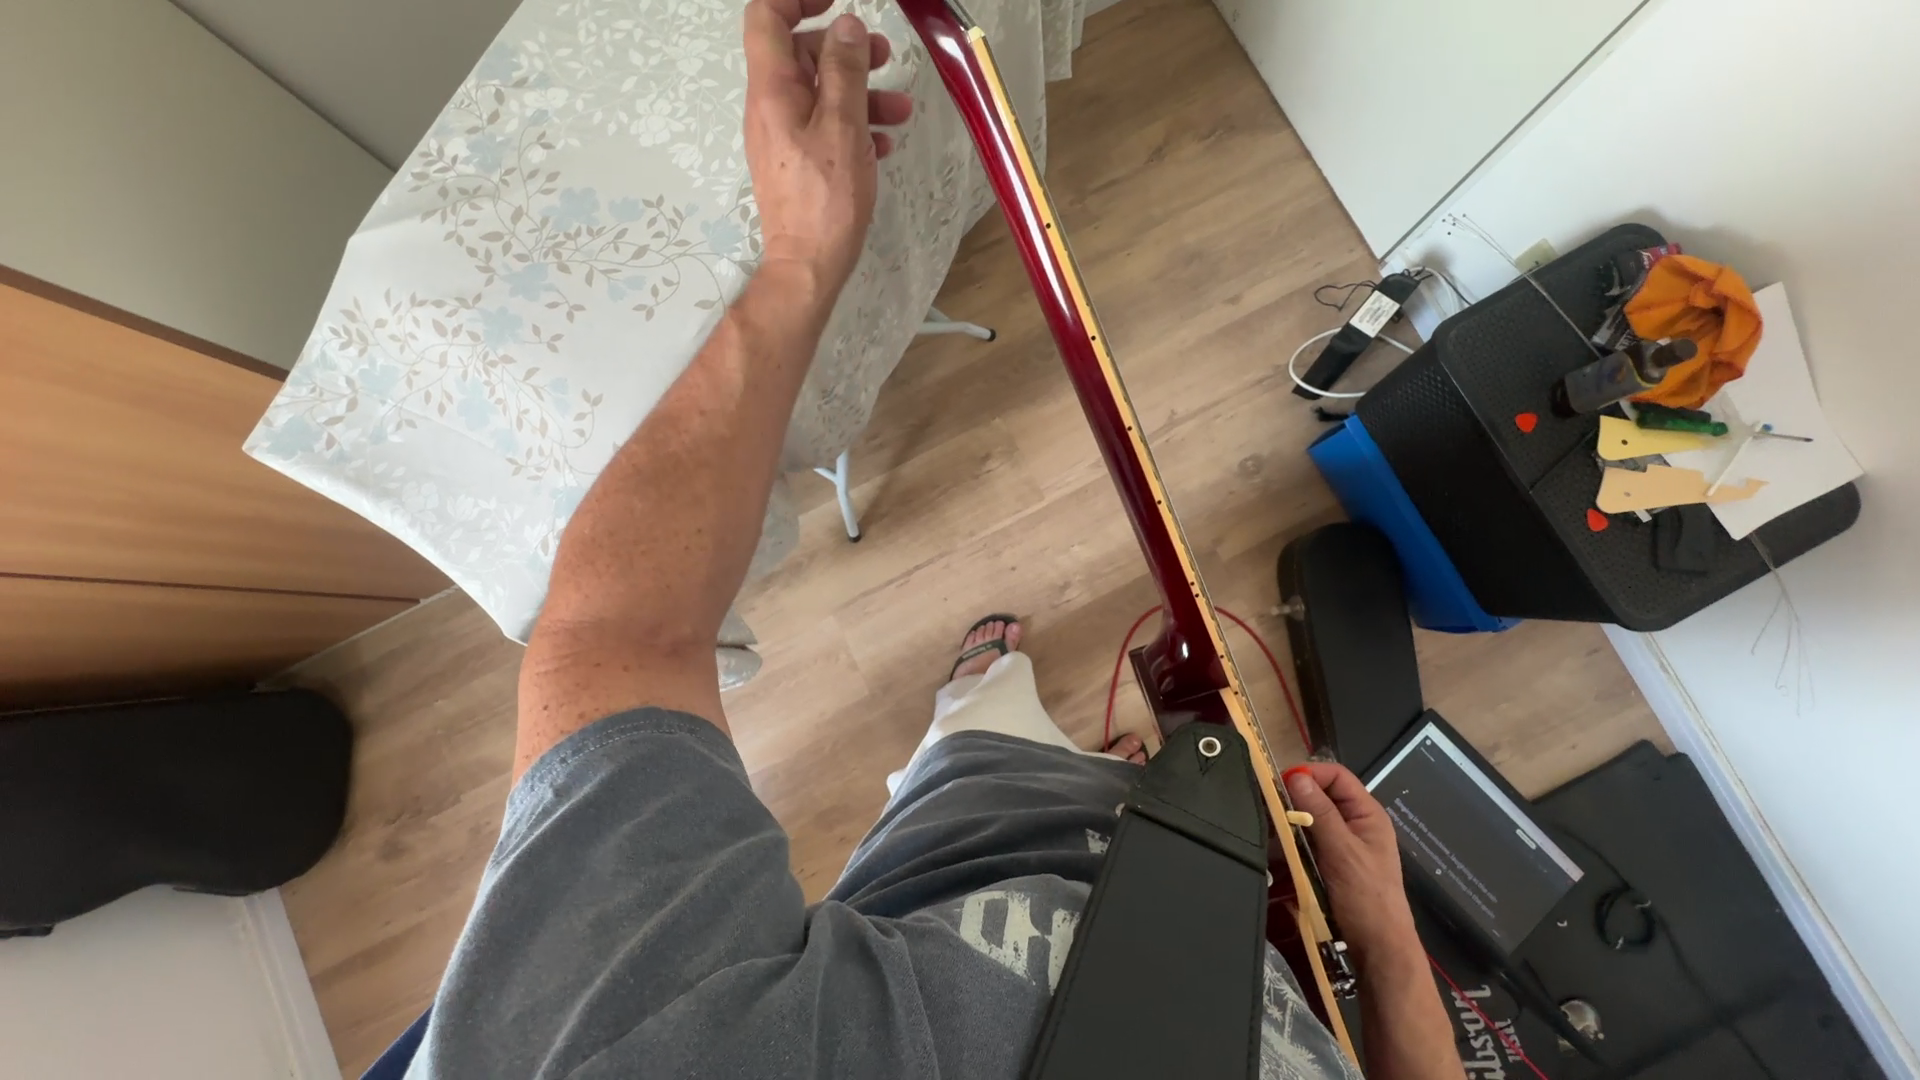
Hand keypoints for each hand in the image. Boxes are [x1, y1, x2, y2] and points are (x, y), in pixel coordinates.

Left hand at [742, 0, 912, 291]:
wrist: (808, 266)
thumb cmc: (826, 201)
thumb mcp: (843, 128)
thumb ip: (845, 71)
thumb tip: (847, 27)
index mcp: (773, 90)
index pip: (767, 18)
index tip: (835, 2)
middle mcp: (771, 108)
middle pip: (802, 56)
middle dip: (846, 51)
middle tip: (885, 56)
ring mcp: (784, 139)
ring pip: (821, 96)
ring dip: (862, 94)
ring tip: (900, 109)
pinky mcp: (799, 166)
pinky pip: (825, 130)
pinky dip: (855, 127)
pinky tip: (885, 143)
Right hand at [1285, 763, 1421, 966]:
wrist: (1379, 949)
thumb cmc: (1366, 899)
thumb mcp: (1342, 852)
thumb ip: (1320, 813)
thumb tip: (1296, 777)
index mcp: (1368, 815)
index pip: (1337, 776)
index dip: (1310, 774)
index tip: (1281, 785)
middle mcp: (1356, 823)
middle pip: (1322, 794)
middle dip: (1296, 797)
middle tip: (1270, 806)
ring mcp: (1343, 843)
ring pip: (1311, 817)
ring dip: (1292, 820)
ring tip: (1270, 826)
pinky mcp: (1331, 861)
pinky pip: (1308, 839)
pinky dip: (1293, 839)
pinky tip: (1278, 846)